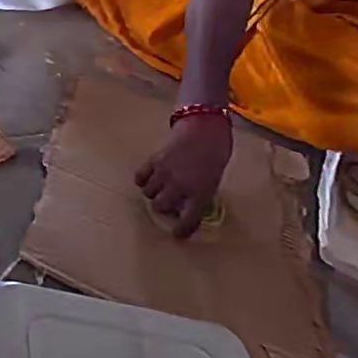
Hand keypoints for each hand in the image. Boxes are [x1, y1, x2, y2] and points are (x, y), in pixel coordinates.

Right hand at [136, 113, 232, 239]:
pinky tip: (149, 179)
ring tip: (160, 190)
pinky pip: (141, 176)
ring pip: (149, 193)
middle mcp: (180, 185)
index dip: (182, 230)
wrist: (203, 124)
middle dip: (165, 208)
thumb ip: (202, 192)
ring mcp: (164, 172)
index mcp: (200, 192)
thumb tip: (190, 203)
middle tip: (171, 204)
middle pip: (161, 207)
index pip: (188, 220)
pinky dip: (143, 181)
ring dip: (154, 194)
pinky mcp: (154, 160)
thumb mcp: (215, 176)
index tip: (178, 234)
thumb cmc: (216, 149)